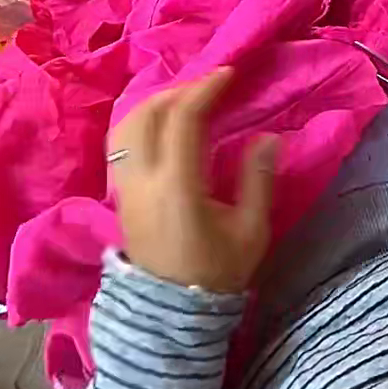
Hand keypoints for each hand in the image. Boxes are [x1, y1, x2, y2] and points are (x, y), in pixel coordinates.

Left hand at [109, 68, 277, 292]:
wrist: (171, 314)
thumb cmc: (217, 272)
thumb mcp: (251, 231)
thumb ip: (258, 181)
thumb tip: (268, 139)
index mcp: (178, 186)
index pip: (183, 120)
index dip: (206, 89)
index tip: (228, 74)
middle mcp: (142, 180)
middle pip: (147, 113)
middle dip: (180, 89)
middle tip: (210, 84)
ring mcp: (124, 187)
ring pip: (126, 126)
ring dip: (155, 102)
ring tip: (186, 98)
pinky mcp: (119, 195)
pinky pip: (122, 143)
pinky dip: (141, 121)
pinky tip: (162, 124)